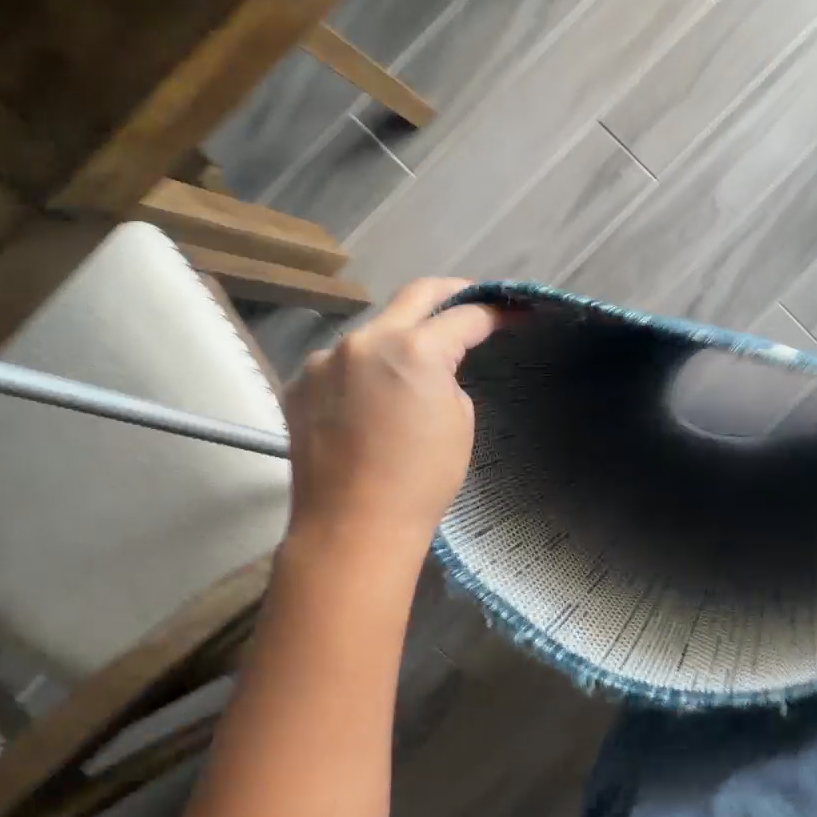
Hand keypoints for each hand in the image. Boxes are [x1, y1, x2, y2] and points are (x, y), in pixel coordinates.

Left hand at [283, 279, 500, 546]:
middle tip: (475, 298)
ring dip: (402, 337)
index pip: (466, 316)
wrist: (354, 524)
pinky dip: (367, 368)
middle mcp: (364, 341)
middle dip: (451, 293)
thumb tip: (434, 367)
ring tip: (420, 362)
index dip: (497, 311)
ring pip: (374, 331)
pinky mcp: (300, 383)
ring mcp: (324, 359)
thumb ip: (447, 377)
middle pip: (416, 295)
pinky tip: (377, 397)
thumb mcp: (459, 420)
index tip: (516, 312)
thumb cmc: (423, 478)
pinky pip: (343, 362)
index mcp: (414, 349)